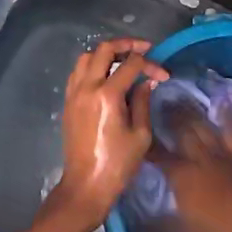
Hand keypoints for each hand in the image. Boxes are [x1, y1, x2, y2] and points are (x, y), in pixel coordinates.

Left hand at [49, 38, 168, 229]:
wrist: (86, 186)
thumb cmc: (117, 164)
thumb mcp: (140, 135)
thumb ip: (142, 101)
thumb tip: (147, 81)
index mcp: (107, 95)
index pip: (131, 65)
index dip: (151, 64)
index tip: (164, 74)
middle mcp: (87, 87)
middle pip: (104, 49)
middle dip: (126, 45)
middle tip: (144, 49)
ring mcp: (74, 93)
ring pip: (87, 57)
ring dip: (106, 53)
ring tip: (124, 60)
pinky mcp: (68, 102)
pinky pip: (78, 72)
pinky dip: (92, 66)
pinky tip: (105, 75)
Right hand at [151, 111, 231, 231]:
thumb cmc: (215, 229)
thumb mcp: (182, 230)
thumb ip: (160, 226)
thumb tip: (140, 229)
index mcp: (180, 174)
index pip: (159, 156)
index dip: (149, 145)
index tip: (140, 134)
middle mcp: (196, 157)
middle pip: (180, 132)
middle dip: (169, 117)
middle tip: (162, 104)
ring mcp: (218, 152)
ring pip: (201, 127)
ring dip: (191, 113)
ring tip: (181, 101)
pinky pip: (230, 131)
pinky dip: (227, 116)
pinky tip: (223, 102)